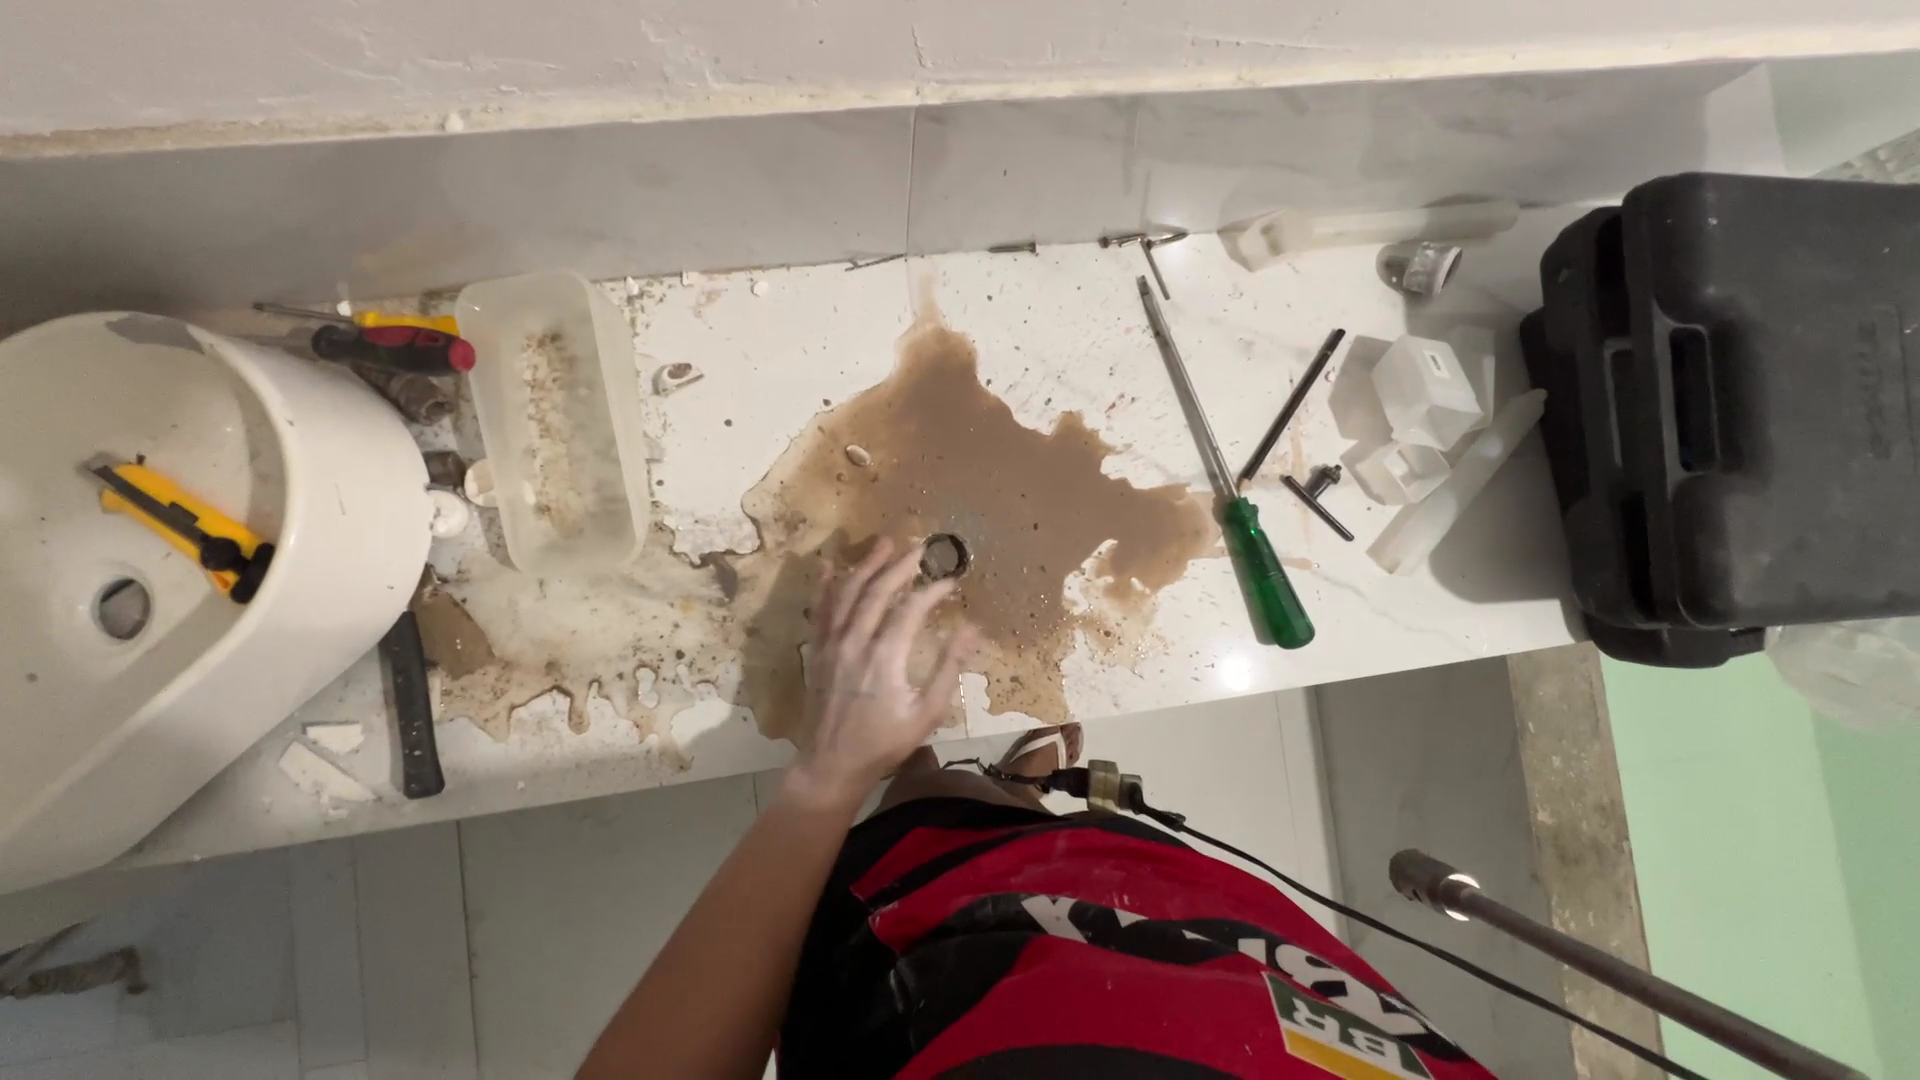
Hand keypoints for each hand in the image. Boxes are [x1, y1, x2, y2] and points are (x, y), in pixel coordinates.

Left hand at [789, 538, 977, 805]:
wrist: (831, 764)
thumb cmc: (884, 742)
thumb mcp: (926, 713)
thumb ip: (949, 669)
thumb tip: (972, 630)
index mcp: (885, 657)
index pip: (911, 609)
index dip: (932, 591)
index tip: (951, 581)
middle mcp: (855, 642)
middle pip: (877, 592)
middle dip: (899, 565)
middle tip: (919, 546)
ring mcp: (832, 644)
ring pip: (847, 593)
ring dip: (865, 565)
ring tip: (883, 543)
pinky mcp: (818, 651)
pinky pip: (821, 610)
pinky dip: (826, 585)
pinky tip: (829, 565)